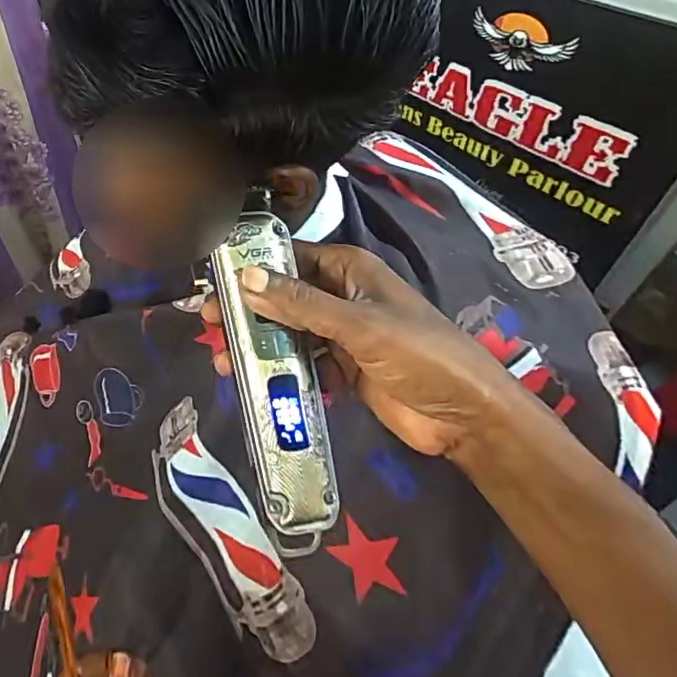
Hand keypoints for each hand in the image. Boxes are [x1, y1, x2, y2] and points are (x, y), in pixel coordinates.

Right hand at [202, 242, 527, 456]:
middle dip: (247, 310)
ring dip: (258, 344)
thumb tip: (246, 279)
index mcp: (348, 270)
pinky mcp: (343, 367)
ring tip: (225, 361)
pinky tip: (255, 383)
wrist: (467, 417)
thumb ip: (300, 304)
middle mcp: (340, 296)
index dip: (252, 267)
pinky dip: (280, 371)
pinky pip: (302, 362)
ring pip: (288, 332)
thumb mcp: (358, 325)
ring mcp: (341, 333)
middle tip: (209, 322)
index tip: (215, 281)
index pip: (290, 258)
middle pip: (282, 296)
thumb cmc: (419, 354)